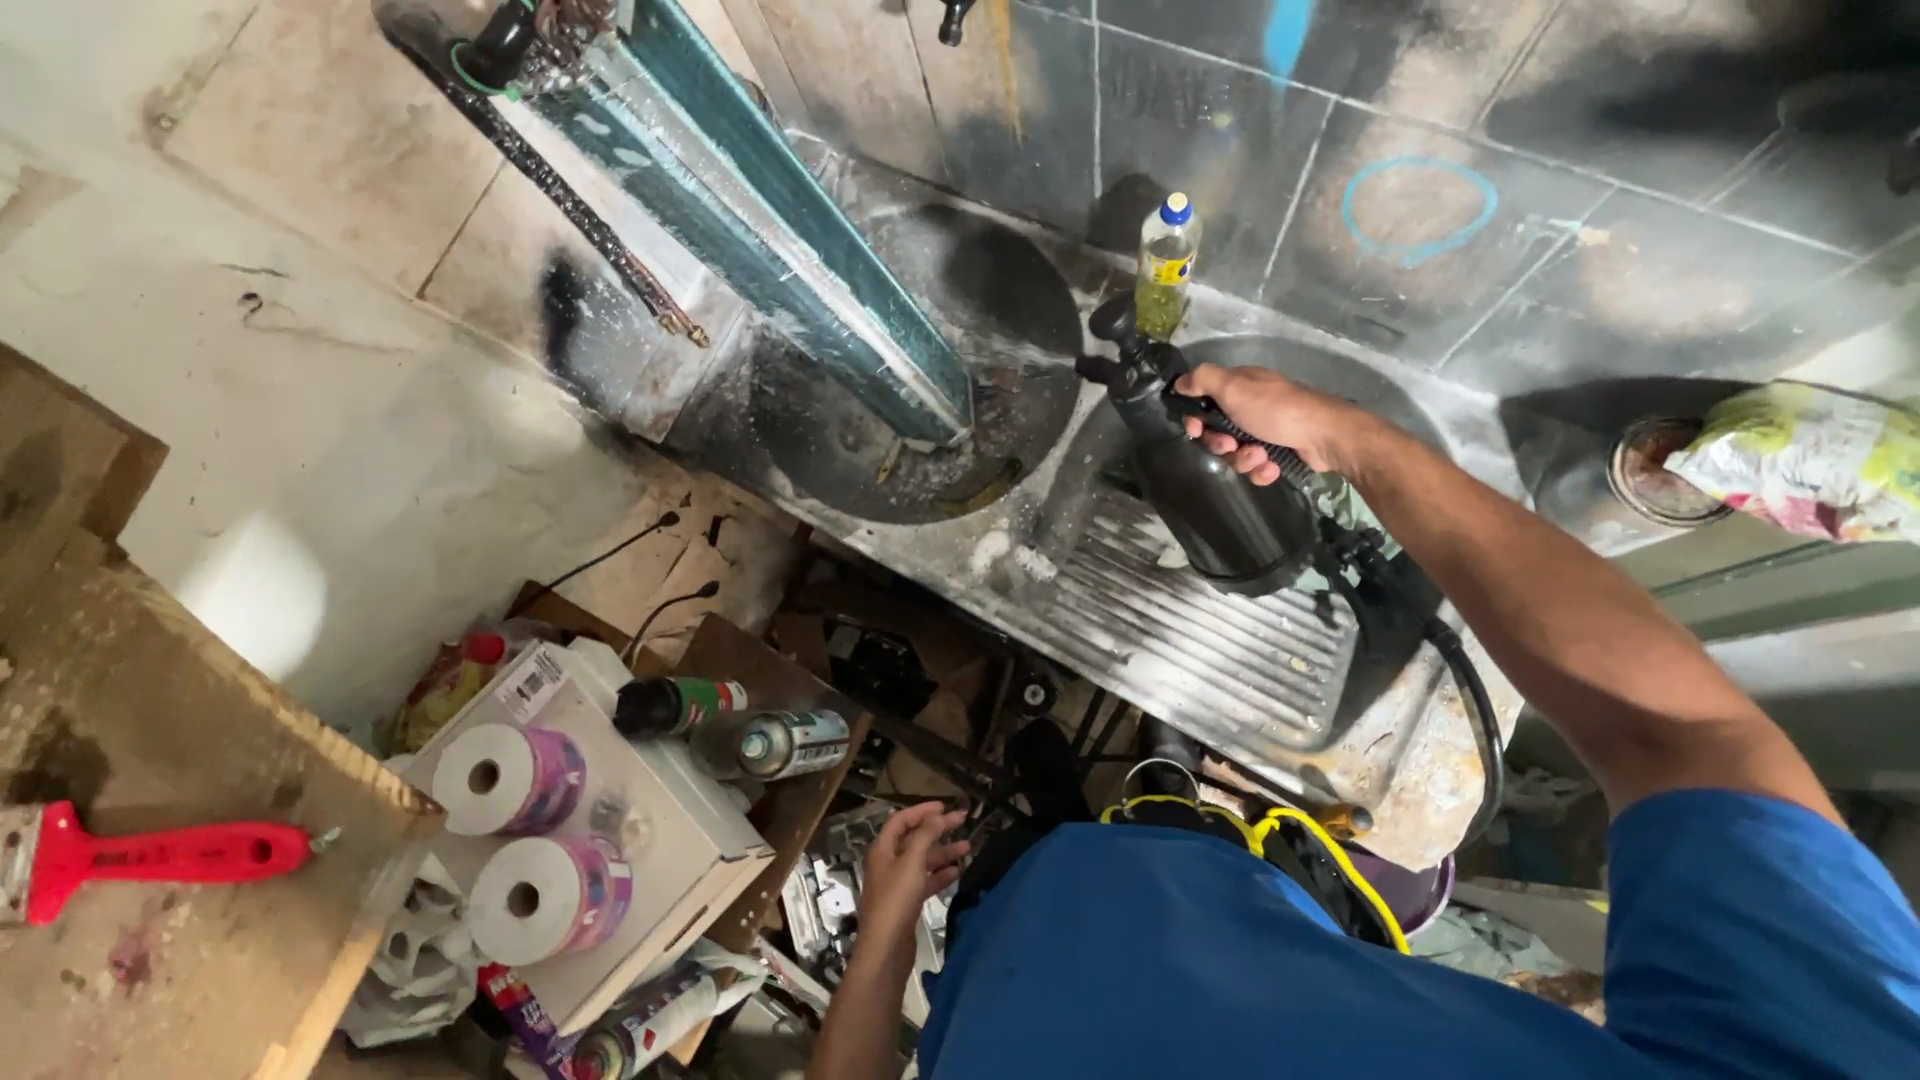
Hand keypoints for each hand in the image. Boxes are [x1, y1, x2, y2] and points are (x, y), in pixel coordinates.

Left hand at [858, 802, 968, 955]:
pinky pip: (925, 881)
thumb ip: (925, 836)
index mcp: (883, 850)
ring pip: (922, 861)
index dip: (921, 810)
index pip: (901, 820)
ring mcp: (897, 884)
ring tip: (968, 847)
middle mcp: (888, 863)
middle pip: (914, 839)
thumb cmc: (896, 900)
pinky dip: (940, 875)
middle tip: (963, 821)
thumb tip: (937, 815)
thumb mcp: (911, 862)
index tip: (944, 806)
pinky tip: (958, 872)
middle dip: (938, 829)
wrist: (886, 949)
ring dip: (943, 852)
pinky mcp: (907, 903)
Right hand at [1173, 363, 1372, 482]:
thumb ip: (1203, 380)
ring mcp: (1265, 431)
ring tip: (1261, 457)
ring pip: (1235, 454)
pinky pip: (1255, 467)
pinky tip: (1272, 468)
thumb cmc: (1275, 409)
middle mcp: (1250, 407)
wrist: (1323, 436)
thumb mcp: (1234, 387)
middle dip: (1220, 444)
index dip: (1196, 420)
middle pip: (1216, 433)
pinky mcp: (1278, 453)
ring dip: (1243, 459)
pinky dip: (1261, 470)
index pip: (1203, 404)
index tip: (1196, 430)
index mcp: (1240, 388)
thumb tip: (1179, 381)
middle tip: (1231, 444)